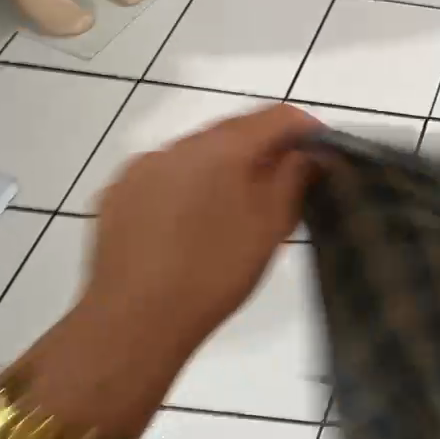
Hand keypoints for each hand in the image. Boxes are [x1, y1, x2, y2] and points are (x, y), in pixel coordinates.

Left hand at [81, 104, 320, 356]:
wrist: (135, 323)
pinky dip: (190, 184)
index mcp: (223, 148)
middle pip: (235, 130)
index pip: (276, 115)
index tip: (323, 152)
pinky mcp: (116, 195)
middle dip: (266, 148)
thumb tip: (309, 154)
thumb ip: (296, 177)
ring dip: (227, 165)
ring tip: (240, 206)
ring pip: (198, 152)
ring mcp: (141, 169)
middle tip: (288, 181)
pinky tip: (195, 221)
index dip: (306, 128)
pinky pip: (165, 174)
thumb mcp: (274, 223)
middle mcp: (178, 146)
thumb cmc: (218, 271)